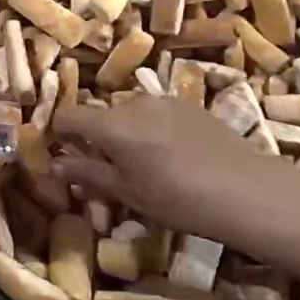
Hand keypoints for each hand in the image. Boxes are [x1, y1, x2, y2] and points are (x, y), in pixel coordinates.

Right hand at [52, 99, 299, 246]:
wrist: (245, 190)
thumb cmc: (178, 199)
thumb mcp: (128, 193)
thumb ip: (88, 174)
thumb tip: (55, 164)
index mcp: (113, 125)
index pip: (69, 116)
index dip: (59, 133)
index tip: (63, 156)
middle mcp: (134, 103)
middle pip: (101, 115)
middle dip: (96, 139)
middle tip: (108, 172)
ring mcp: (164, 100)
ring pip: (130, 114)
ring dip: (126, 135)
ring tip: (146, 167)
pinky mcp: (189, 104)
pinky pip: (156, 113)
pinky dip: (151, 130)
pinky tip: (173, 157)